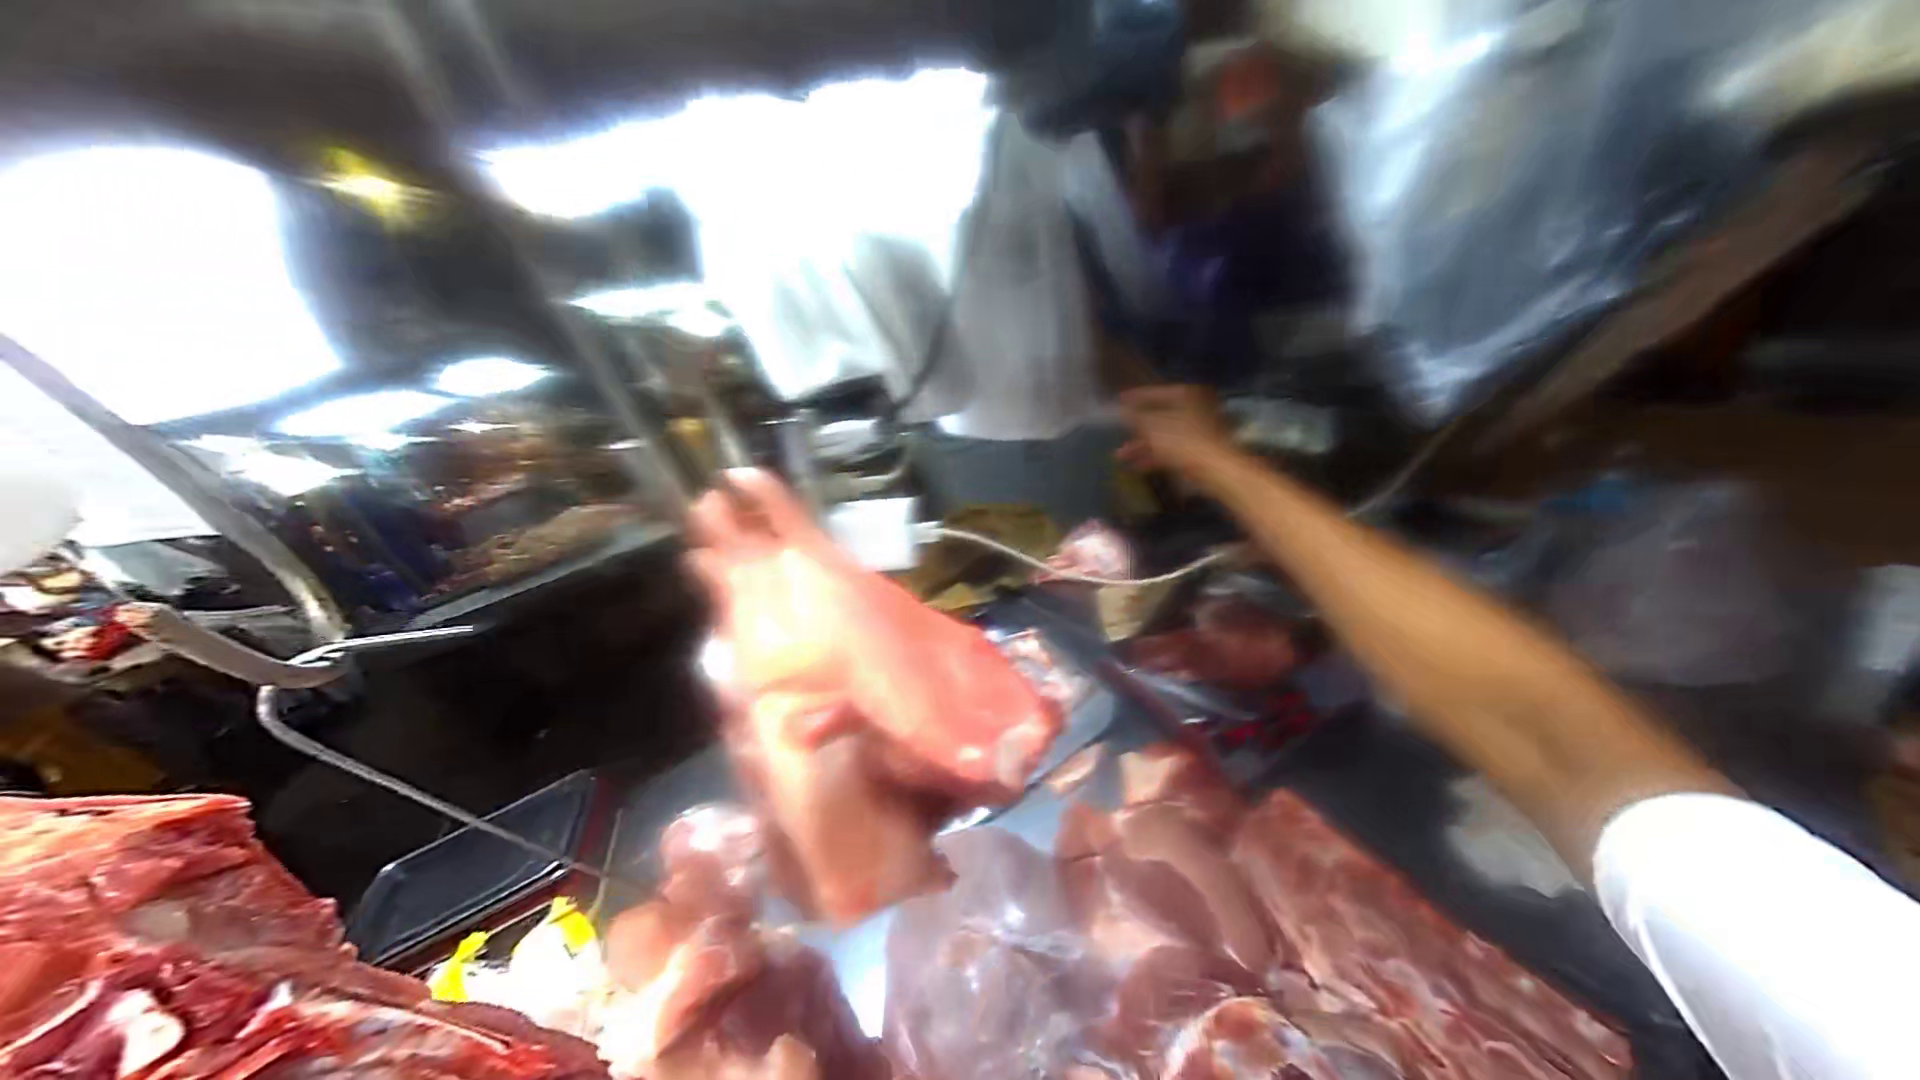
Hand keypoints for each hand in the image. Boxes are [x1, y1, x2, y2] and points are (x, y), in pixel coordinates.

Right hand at [1117, 385, 1238, 482]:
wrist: (1216, 469)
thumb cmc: (1184, 441)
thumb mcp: (1153, 427)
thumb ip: (1135, 417)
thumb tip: (1122, 411)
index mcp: (1187, 395)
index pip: (1156, 393)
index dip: (1135, 397)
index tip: (1119, 399)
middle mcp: (1195, 408)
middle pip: (1159, 416)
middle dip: (1136, 429)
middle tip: (1118, 431)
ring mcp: (1198, 430)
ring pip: (1164, 435)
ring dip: (1141, 446)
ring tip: (1120, 456)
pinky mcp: (1199, 450)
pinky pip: (1171, 450)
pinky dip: (1154, 456)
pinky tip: (1135, 466)